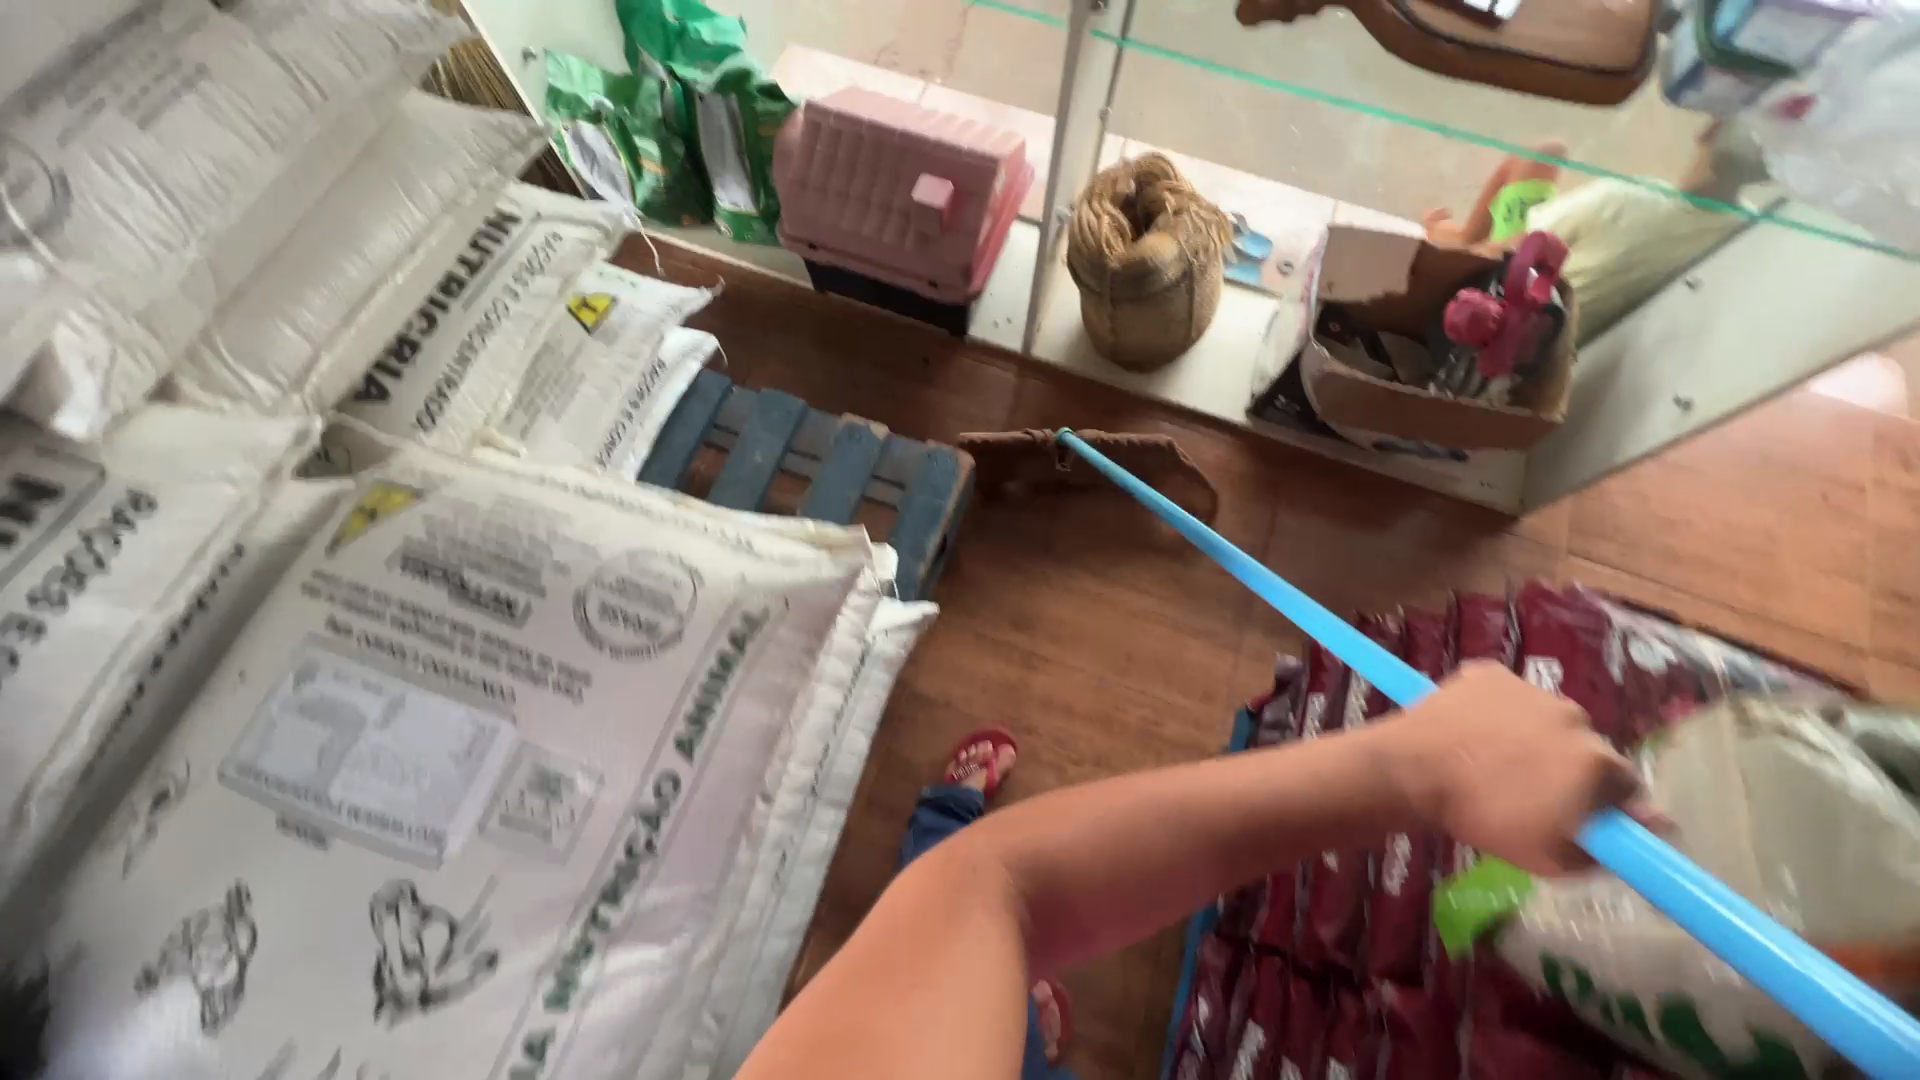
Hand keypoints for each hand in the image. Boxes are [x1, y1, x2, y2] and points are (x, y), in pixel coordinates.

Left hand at [1386, 661, 1665, 875]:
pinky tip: (1470, 727)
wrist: (1410, 772)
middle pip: (1583, 745)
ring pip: (1544, 716)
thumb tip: (1655, 826)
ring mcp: (1527, 689)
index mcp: (1599, 761)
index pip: (1624, 783)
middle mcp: (1573, 716)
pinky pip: (1502, 692)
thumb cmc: (1482, 820)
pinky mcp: (1488, 672)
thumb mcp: (1555, 858)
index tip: (1572, 809)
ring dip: (1529, 732)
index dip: (1601, 800)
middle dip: (1564, 764)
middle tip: (1520, 783)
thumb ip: (1611, 847)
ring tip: (1488, 754)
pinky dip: (1493, 706)